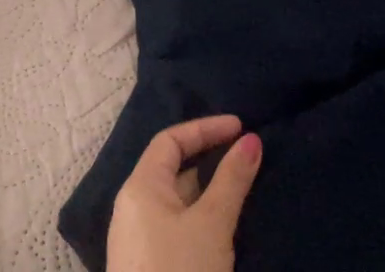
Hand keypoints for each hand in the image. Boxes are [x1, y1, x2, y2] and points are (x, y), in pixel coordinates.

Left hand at [108, 115, 263, 271]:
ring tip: (243, 185)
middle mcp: (133, 208)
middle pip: (172, 167)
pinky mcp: (148, 264)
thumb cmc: (180, 271)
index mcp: (140, 188)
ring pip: (177, 198)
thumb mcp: (213, 222)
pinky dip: (201, 212)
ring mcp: (138, 239)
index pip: (170, 140)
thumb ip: (233, 178)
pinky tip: (225, 222)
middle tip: (246, 154)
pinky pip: (176, 222)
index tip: (241, 128)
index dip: (206, 128)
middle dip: (210, 157)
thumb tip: (251, 140)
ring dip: (209, 187)